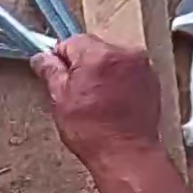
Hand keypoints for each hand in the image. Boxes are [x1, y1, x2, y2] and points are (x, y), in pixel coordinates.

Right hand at [31, 35, 164, 167]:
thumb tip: (41, 59)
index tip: (55, 74)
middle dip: (80, 65)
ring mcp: (141, 65)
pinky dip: (115, 80)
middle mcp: (124, 53)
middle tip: (72, 92)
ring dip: (99, 72)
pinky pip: (126, 69)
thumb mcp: (60, 100)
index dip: (59, 58)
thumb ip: (51, 73)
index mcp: (98, 56)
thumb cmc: (92, 131)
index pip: (72, 41)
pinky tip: (108, 102)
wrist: (124, 151)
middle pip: (93, 47)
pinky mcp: (151, 78)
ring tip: (92, 100)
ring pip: (110, 58)